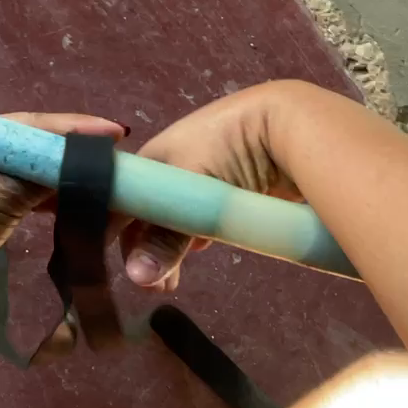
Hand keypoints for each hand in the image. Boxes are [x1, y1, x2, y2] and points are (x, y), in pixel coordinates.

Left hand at [0, 113, 126, 309]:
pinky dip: (58, 201)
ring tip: (107, 183)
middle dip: (78, 153)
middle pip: (43, 148)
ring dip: (71, 179)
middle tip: (117, 159)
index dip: (77, 128)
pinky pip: (36, 200)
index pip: (39, 125)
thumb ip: (43, 173)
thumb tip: (86, 164)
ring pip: (42, 175)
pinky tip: (82, 205)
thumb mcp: (2, 188)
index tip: (115, 134)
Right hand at [118, 81, 313, 290]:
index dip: (116, 234)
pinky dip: (195, 234)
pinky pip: (201, 214)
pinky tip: (199, 248)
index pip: (120, 201)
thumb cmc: (229, 147)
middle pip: (147, 213)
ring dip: (171, 248)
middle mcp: (169, 165)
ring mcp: (202, 174)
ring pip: (174, 217)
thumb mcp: (191, 193)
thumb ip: (165, 236)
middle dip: (145, 249)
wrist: (291, 121)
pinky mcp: (229, 184)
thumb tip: (137, 278)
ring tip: (172, 281)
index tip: (127, 270)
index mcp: (150, 159)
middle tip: (155, 285)